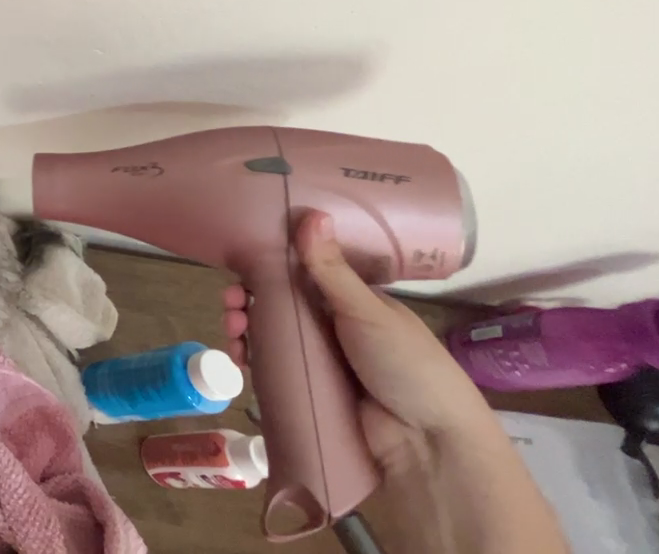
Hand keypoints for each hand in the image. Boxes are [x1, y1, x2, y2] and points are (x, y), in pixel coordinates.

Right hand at [222, 212, 496, 473]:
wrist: (428, 446)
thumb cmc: (408, 366)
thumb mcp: (368, 311)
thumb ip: (331, 268)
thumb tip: (311, 212)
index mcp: (350, 303)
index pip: (298, 276)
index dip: (266, 269)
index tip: (241, 268)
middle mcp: (331, 327)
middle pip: (274, 304)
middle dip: (245, 300)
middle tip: (231, 304)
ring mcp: (318, 360)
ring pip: (266, 334)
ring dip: (241, 327)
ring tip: (233, 332)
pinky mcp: (306, 389)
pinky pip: (268, 367)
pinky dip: (248, 359)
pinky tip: (238, 359)